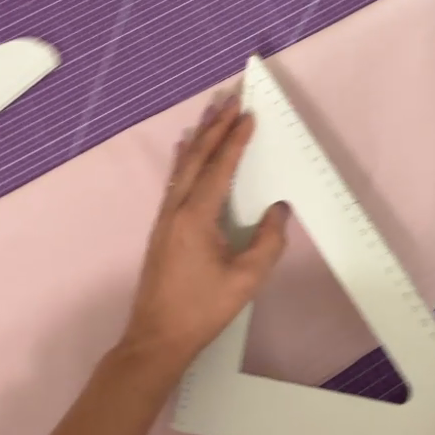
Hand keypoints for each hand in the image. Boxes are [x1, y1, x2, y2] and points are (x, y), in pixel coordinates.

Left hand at [116, 94, 288, 376]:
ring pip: (183, 164)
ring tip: (211, 110)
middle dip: (215, 125)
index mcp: (197, 216)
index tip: (248, 113)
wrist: (156, 338)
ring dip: (200, 135)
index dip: (235, 139)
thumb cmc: (203, 309)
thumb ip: (268, 242)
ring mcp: (165, 216)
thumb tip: (278, 209)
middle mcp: (177, 207)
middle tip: (229, 96)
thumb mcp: (247, 279)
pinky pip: (175, 178)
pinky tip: (186, 148)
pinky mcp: (162, 226)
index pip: (220, 167)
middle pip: (197, 156)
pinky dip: (186, 156)